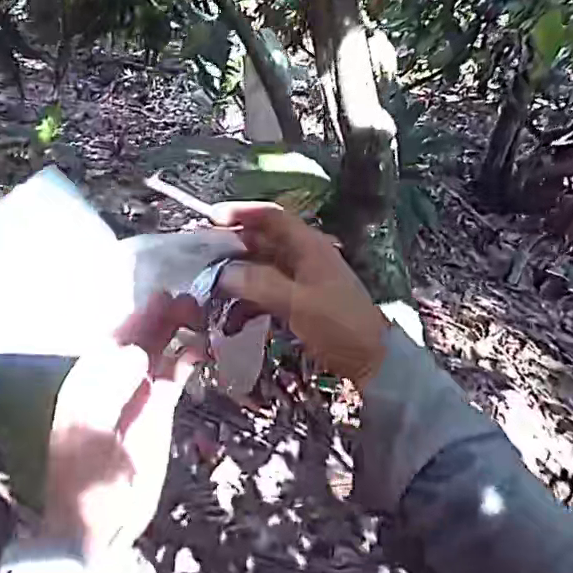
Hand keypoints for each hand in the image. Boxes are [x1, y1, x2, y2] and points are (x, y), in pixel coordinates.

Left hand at [41, 294, 202, 560]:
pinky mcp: (159, 410)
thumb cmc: (86, 482)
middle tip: (191, 300)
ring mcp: (138, 394)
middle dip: (163, 318)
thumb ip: (111, 388)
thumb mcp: (90, 432)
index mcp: (89, 381)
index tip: (164, 297)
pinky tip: (202, 346)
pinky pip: (174, 374)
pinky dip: (187, 359)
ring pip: (160, 352)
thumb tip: (137, 351)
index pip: (115, 338)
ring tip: (201, 314)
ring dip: (178, 332)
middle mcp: (114, 380)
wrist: (99, 529)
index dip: (138, 317)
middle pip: (140, 339)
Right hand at [212, 202, 389, 382]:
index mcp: (308, 245)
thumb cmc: (339, 324)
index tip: (211, 219)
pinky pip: (267, 289)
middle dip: (232, 246)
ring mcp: (303, 278)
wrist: (372, 359)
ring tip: (209, 285)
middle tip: (200, 255)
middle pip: (263, 240)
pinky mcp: (300, 300)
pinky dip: (248, 297)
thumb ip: (260, 284)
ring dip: (237, 274)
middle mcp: (304, 255)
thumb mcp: (298, 303)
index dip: (242, 213)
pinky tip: (231, 313)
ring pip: (262, 266)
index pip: (271, 216)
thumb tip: (224, 272)